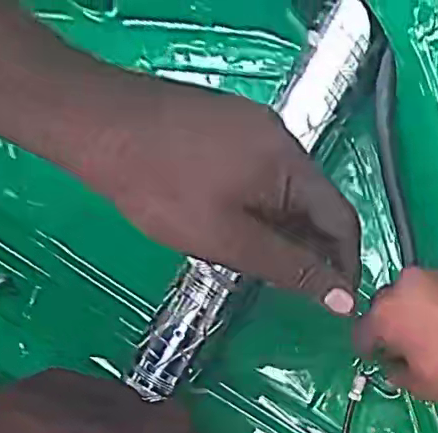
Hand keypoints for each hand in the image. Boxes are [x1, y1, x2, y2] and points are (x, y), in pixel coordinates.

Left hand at [76, 73, 361, 315]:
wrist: (90, 121)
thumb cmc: (162, 188)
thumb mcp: (232, 241)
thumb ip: (293, 270)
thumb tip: (345, 301)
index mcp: (289, 164)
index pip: (343, 221)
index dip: (347, 267)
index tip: (337, 305)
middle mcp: (281, 140)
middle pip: (320, 208)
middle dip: (318, 254)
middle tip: (303, 295)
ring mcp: (254, 131)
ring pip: (292, 197)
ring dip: (292, 237)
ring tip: (273, 271)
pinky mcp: (230, 131)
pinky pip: (268, 181)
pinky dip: (270, 215)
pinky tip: (249, 237)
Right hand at [355, 267, 437, 406]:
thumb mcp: (419, 384)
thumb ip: (395, 372)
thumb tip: (393, 366)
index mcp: (388, 312)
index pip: (362, 331)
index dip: (367, 350)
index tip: (375, 361)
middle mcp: (405, 286)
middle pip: (384, 308)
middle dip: (388, 330)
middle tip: (400, 354)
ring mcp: (432, 277)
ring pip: (408, 298)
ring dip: (409, 317)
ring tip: (424, 344)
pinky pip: (430, 294)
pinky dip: (429, 310)